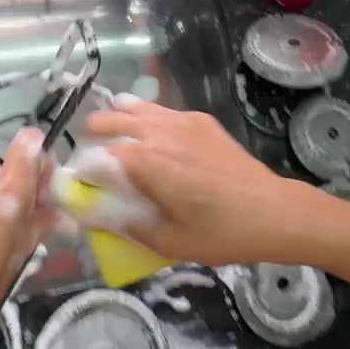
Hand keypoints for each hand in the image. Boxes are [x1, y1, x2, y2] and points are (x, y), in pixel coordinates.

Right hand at [78, 95, 320, 266]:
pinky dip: (145, 115)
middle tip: (91, 158)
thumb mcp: (168, 241)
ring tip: (108, 132)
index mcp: (146, 162)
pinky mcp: (200, 119)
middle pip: (111, 119)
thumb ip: (126, 224)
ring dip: (117, 118)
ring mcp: (181, 120)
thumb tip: (93, 215)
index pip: (96, 158)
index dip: (82, 172)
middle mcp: (159, 132)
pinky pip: (162, 110)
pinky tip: (148, 130)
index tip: (77, 185)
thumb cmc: (220, 232)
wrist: (272, 210)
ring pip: (136, 107)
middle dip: (94, 135)